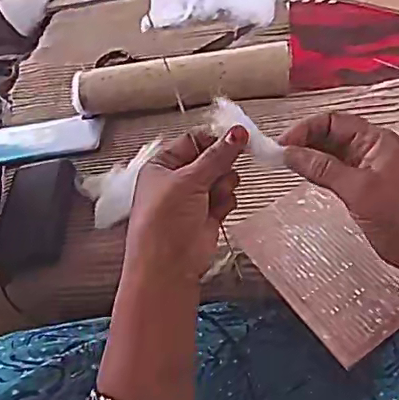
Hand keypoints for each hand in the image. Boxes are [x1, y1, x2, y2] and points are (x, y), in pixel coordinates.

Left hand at [125, 128, 246, 281]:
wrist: (168, 265)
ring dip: (224, 184)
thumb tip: (236, 134)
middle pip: (211, 160)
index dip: (214, 139)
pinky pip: (225, 198)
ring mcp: (192, 199)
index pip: (193, 141)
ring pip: (221, 179)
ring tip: (215, 194)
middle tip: (224, 168)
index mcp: (162, 166)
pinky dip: (226, 201)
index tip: (236, 137)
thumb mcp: (189, 179)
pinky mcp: (207, 216)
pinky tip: (218, 209)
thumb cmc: (162, 224)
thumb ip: (217, 156)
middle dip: (221, 165)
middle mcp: (176, 181)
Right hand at [279, 112, 398, 271]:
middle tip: (279, 153)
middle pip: (330, 134)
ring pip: (330, 151)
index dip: (306, 129)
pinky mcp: (361, 184)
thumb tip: (291, 153)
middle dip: (304, 140)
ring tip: (285, 162)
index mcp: (376, 140)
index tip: (283, 143)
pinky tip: (302, 173)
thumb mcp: (357, 189)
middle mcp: (371, 148)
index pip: (334, 121)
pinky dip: (316, 169)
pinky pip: (333, 168)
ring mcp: (366, 166)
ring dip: (308, 155)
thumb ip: (322, 168)